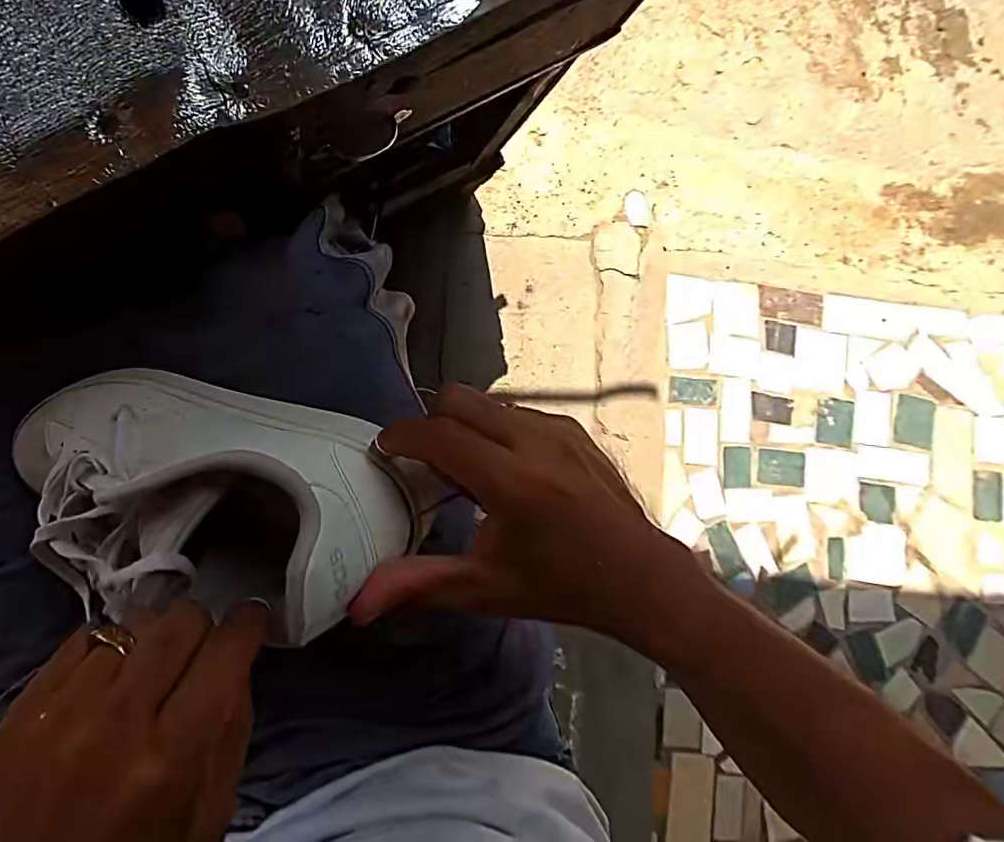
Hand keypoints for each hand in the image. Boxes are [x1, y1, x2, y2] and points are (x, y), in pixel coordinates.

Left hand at [0, 600, 268, 841]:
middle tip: (200, 652)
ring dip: (155, 638)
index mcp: (171, 758)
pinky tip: (110, 674)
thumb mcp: (200, 822)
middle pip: (180, 621)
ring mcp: (68, 701)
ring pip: (134, 621)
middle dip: (202, 629)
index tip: (253, 617)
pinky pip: (87, 635)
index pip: (224, 654)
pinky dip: (110, 646)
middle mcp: (120, 718)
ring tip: (150, 671)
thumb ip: (227, 738)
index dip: (248, 625)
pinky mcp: (30, 697)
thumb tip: (235, 665)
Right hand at [351, 384, 702, 658]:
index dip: (402, 437)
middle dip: (431, 423)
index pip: (439, 435)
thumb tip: (357, 605)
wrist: (645, 581)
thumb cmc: (561, 588)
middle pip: (456, 399)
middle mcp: (537, 444)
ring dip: (462, 426)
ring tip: (470, 471)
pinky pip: (511, 409)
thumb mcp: (484, 589)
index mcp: (514, 484)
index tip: (384, 449)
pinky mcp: (572, 427)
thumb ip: (418, 585)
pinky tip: (505, 468)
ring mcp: (559, 430)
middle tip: (430, 464)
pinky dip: (493, 429)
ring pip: (484, 401)